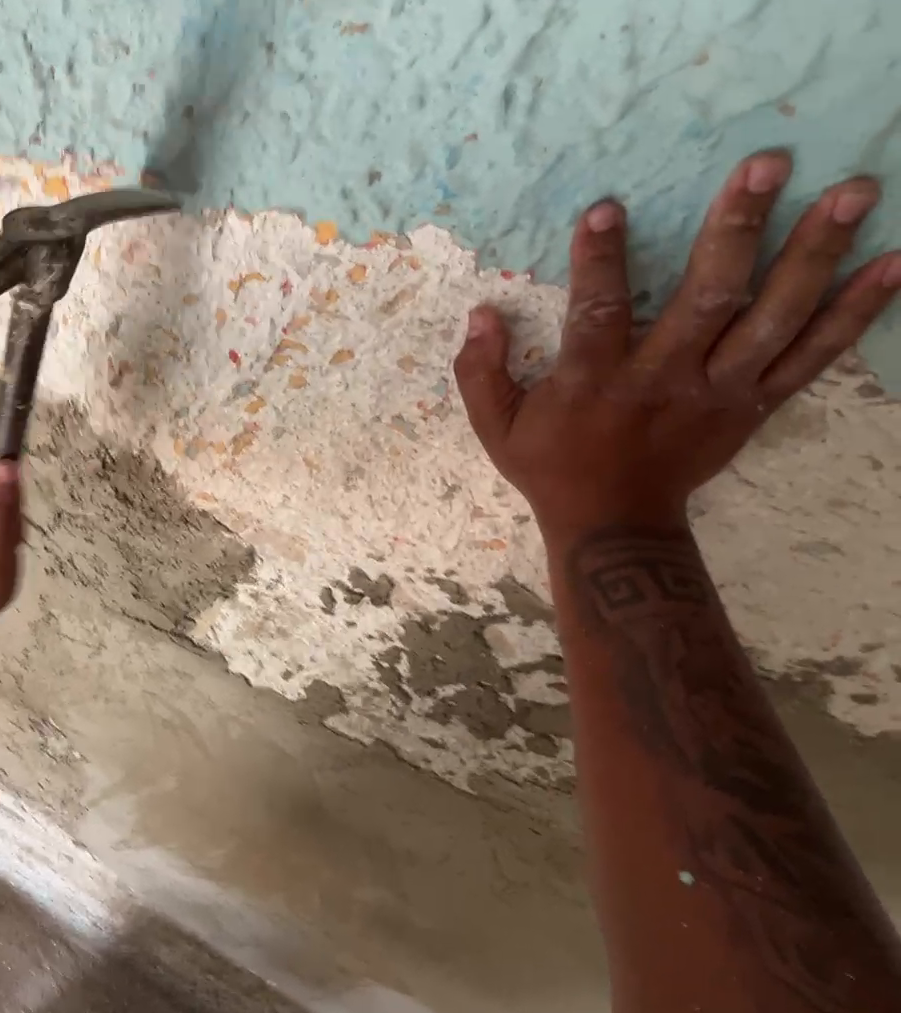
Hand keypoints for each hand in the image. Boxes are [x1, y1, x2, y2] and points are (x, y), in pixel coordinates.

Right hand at [454, 152, 900, 533]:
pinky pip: (813, 355)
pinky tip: (892, 262)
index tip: (606, 209)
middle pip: (707, 297)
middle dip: (737, 228)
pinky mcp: (755, 404)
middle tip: (767, 165)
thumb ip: (480, 372)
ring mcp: (717, 391)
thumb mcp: (495, 426)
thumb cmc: (549, 466)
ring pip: (773, 317)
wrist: (613, 520)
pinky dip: (856, 311)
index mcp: (592, 384)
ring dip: (814, 253)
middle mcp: (661, 380)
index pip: (596, 311)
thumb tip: (480, 315)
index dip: (598, 261)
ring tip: (853, 192)